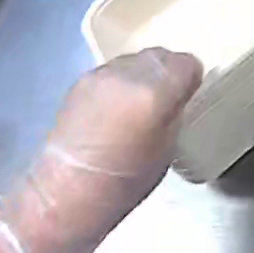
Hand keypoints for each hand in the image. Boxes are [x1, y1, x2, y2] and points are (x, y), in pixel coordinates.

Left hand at [0, 48, 202, 252]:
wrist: (62, 197)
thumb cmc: (122, 184)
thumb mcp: (167, 148)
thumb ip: (175, 110)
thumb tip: (178, 95)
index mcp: (155, 95)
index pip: (188, 63)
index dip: (191, 79)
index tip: (188, 95)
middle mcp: (130, 75)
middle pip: (163, 55)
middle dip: (169, 72)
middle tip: (166, 99)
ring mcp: (103, 75)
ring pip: (138, 59)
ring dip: (145, 74)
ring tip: (138, 103)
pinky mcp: (83, 80)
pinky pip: (115, 69)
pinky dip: (123, 81)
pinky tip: (116, 106)